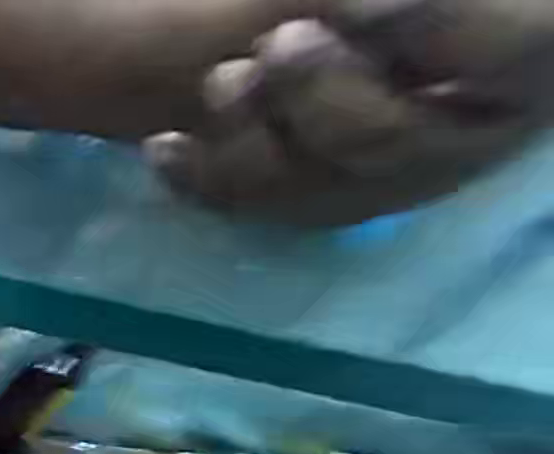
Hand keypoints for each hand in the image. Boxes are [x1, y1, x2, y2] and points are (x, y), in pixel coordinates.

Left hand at [148, 0, 553, 223]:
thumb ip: (420, 15)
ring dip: (245, 133)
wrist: (347, 76)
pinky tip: (160, 143)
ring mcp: (372, 192)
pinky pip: (239, 205)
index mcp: (540, 70)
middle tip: (278, 39)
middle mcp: (461, 146)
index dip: (428, 24)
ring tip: (222, 78)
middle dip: (314, 90)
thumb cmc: (414, 28)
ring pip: (296, 183)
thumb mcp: (445, 13)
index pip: (516, 49)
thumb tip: (355, 11)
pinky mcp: (302, 209)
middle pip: (375, 138)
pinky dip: (193, 176)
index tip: (355, 1)